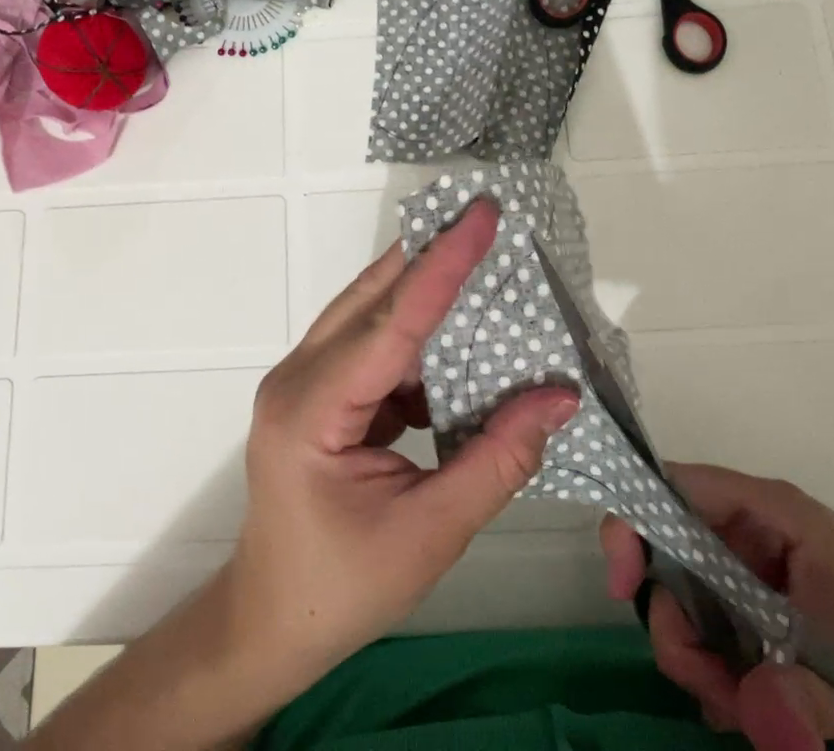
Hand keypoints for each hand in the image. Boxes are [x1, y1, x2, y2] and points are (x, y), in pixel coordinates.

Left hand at [225, 198, 582, 675]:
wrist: (273, 621)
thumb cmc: (344, 586)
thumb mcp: (431, 530)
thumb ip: (496, 459)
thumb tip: (560, 396)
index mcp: (311, 410)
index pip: (391, 322)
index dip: (443, 265)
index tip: (482, 213)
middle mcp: (296, 381)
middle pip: (370, 301)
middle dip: (430, 257)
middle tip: (488, 219)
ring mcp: (302, 386)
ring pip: (369, 319)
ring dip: (425, 297)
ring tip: (486, 272)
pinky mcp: (317, 399)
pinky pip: (372, 352)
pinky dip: (418, 344)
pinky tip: (463, 348)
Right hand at [600, 465, 833, 749]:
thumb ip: (801, 691)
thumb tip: (748, 710)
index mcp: (771, 513)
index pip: (673, 486)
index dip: (633, 521)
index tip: (622, 584)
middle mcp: (747, 532)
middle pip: (663, 553)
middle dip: (673, 623)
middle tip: (705, 680)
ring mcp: (746, 572)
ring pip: (678, 600)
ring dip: (693, 659)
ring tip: (743, 706)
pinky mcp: (749, 610)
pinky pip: (700, 630)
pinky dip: (709, 672)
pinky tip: (747, 705)